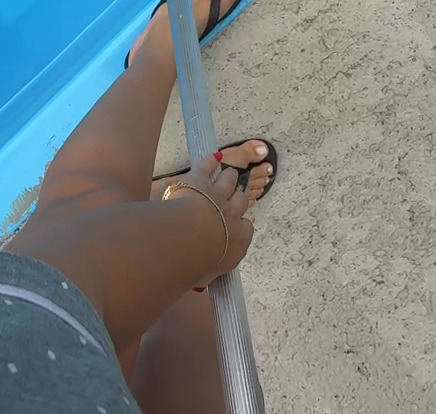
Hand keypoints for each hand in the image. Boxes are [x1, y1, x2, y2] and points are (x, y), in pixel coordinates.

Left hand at [174, 151, 255, 278]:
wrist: (188, 240)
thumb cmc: (196, 263)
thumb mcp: (205, 275)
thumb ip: (207, 271)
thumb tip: (201, 279)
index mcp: (238, 240)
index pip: (246, 229)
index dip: (241, 225)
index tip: (238, 225)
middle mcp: (232, 214)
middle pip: (241, 200)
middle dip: (239, 197)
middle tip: (238, 194)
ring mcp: (218, 194)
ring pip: (229, 180)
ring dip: (229, 176)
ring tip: (230, 172)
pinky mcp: (201, 179)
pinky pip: (209, 166)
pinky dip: (211, 160)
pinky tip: (215, 155)